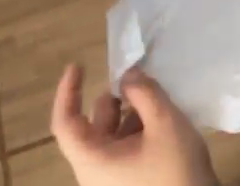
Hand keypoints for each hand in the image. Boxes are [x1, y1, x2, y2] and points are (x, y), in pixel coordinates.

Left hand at [52, 64, 216, 185]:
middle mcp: (94, 170)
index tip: (78, 64)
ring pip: (112, 135)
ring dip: (131, 111)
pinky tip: (164, 116)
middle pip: (93, 126)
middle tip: (139, 75)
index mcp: (92, 160)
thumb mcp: (165, 122)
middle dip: (114, 98)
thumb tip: (128, 74)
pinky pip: (125, 146)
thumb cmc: (174, 167)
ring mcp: (111, 177)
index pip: (65, 124)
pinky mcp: (128, 179)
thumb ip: (145, 94)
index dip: (67, 93)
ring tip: (158, 93)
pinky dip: (139, 126)